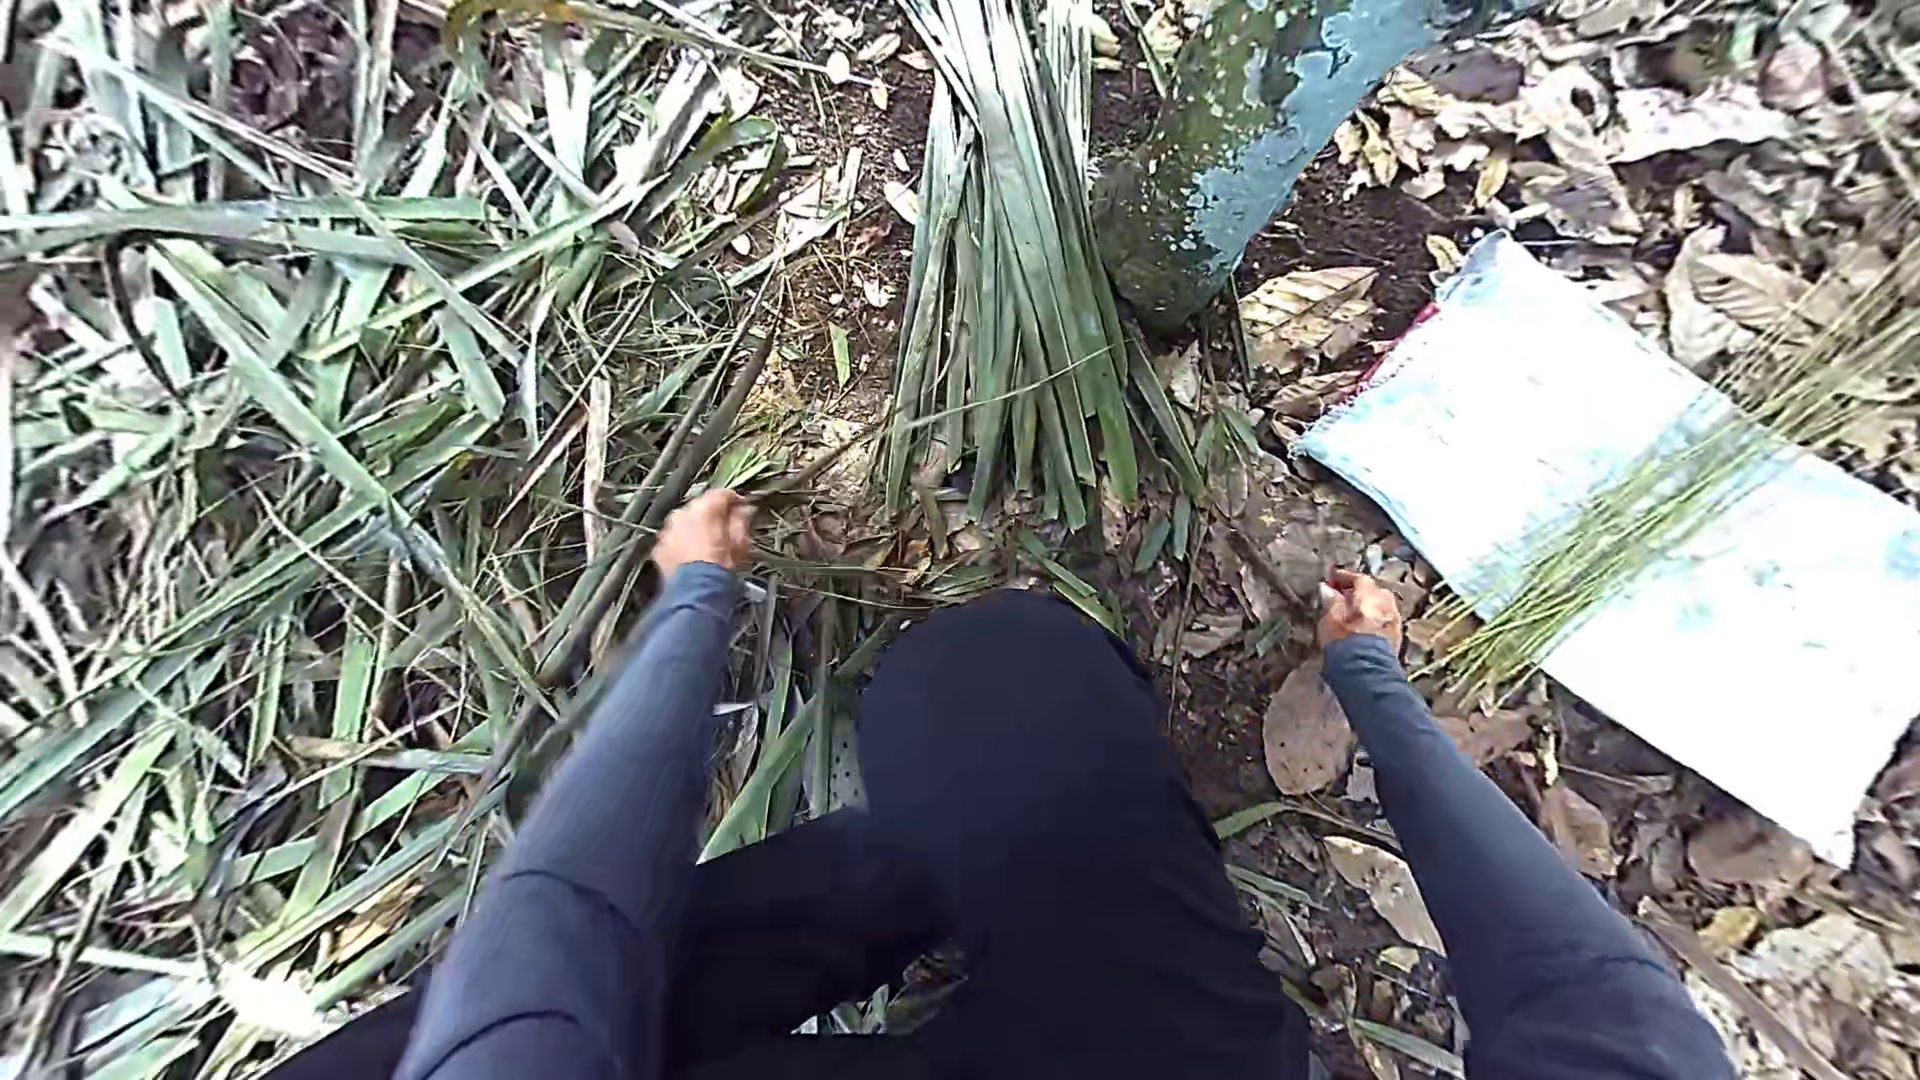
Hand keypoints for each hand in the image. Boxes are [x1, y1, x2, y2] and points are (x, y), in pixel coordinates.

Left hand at [654, 489, 753, 577]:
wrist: (696, 593)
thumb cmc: (719, 569)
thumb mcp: (741, 543)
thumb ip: (741, 521)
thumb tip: (744, 511)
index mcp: (704, 511)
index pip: (720, 494)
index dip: (733, 499)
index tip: (741, 506)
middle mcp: (682, 516)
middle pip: (700, 506)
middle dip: (713, 514)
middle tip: (726, 527)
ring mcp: (668, 532)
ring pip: (685, 522)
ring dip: (697, 527)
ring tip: (710, 543)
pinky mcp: (660, 548)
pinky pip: (674, 538)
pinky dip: (684, 542)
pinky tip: (695, 554)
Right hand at [1317, 568, 1402, 652]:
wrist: (1365, 669)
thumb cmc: (1344, 640)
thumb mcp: (1330, 617)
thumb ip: (1330, 600)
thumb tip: (1327, 589)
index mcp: (1370, 596)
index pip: (1359, 579)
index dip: (1344, 576)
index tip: (1331, 578)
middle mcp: (1386, 605)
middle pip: (1374, 590)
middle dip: (1358, 589)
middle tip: (1341, 593)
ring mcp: (1394, 621)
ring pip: (1381, 604)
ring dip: (1367, 603)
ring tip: (1351, 609)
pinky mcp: (1396, 636)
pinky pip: (1383, 617)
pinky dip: (1373, 615)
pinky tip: (1362, 622)